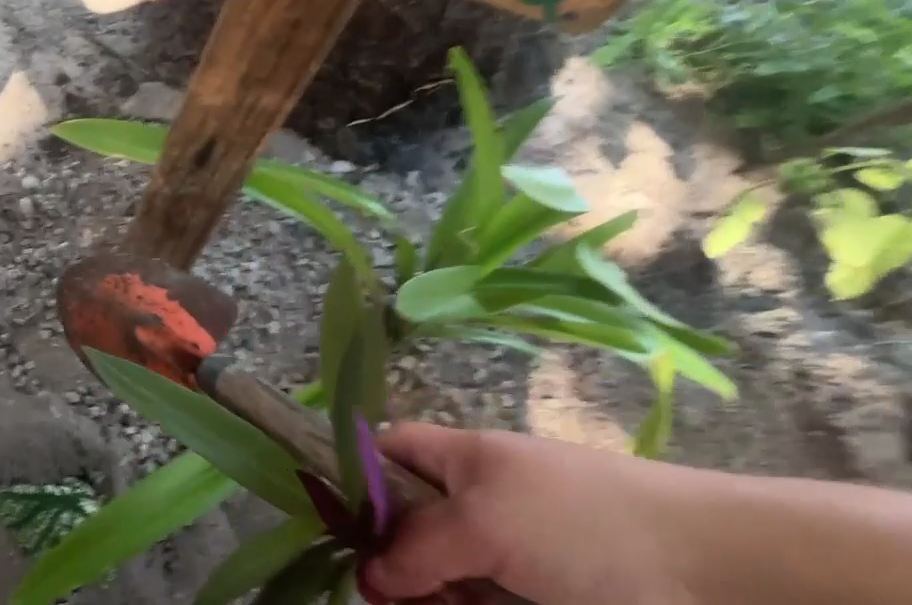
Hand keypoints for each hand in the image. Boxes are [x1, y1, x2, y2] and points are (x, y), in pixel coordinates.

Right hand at [360, 424, 699, 604]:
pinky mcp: (530, 596)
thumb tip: (369, 576)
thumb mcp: (483, 522)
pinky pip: (475, 600)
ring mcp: (504, 551)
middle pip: (403, 522)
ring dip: (422, 594)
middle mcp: (472, 499)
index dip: (351, 479)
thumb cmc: (578, 522)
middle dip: (386, 558)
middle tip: (384, 596)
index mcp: (455, 458)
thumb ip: (417, 545)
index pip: (382, 453)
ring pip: (438, 572)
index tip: (334, 527)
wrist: (708, 569)